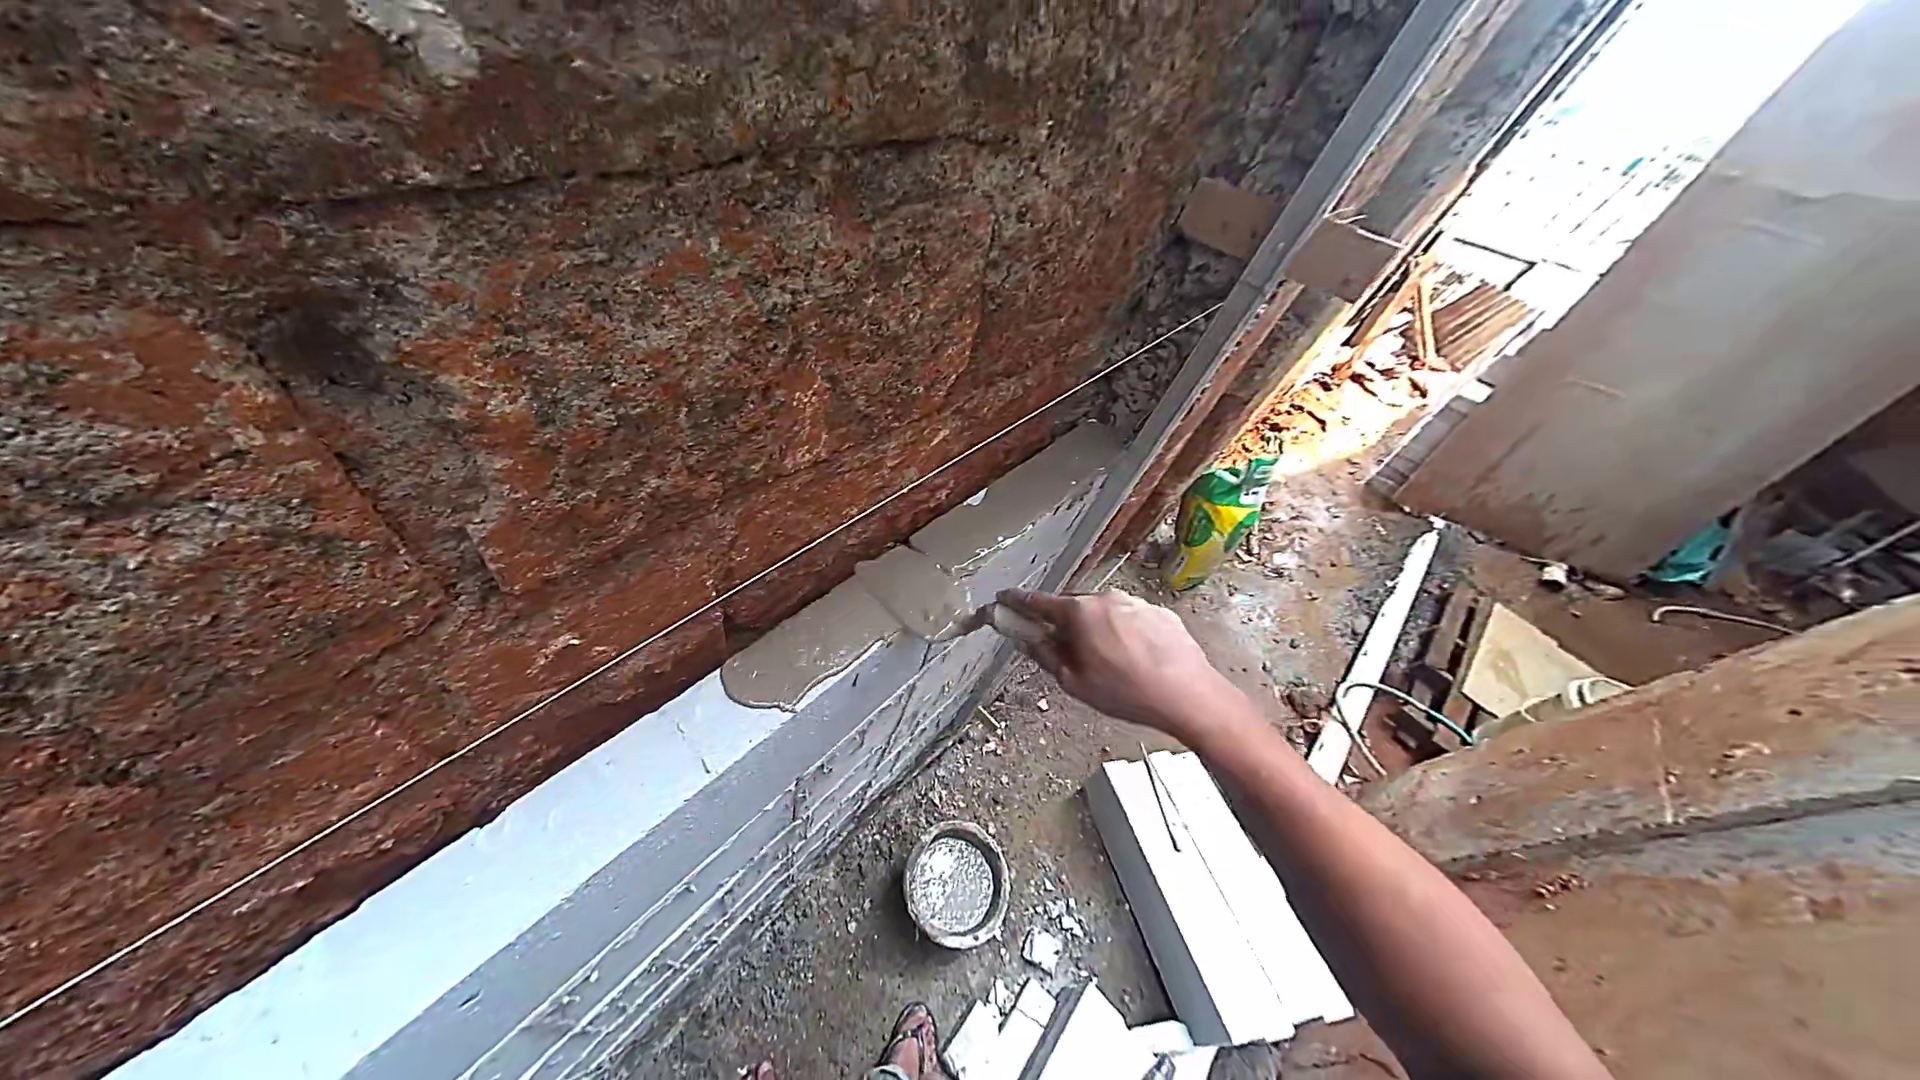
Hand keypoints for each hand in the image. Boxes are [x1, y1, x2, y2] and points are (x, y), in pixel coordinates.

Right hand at [998, 588, 1237, 738]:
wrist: (1188, 695)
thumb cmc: (1127, 692)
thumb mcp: (1074, 681)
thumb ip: (1045, 655)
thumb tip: (1024, 639)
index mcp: (1080, 612)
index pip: (1038, 601)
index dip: (1017, 601)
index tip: (1002, 599)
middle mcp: (1106, 598)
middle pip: (1072, 606)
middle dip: (1063, 624)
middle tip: (1064, 651)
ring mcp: (1135, 602)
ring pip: (1102, 612)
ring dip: (1095, 629)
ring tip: (1107, 663)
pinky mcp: (1158, 612)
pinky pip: (1129, 617)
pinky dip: (1122, 632)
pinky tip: (1132, 659)